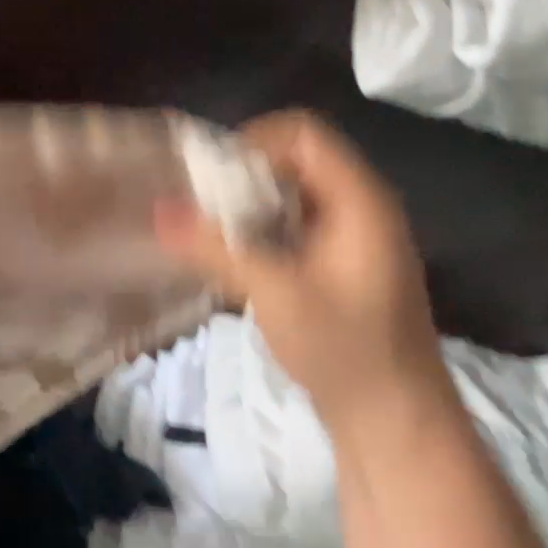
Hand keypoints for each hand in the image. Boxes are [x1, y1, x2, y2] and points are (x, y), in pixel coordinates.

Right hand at [155, 110, 452, 433]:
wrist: (389, 412)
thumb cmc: (344, 348)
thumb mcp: (276, 293)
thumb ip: (217, 247)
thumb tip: (157, 209)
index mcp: (359, 203)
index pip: (303, 135)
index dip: (250, 142)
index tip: (204, 178)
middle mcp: (355, 208)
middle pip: (287, 159)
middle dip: (233, 173)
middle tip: (187, 202)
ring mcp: (342, 236)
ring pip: (280, 193)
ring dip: (234, 203)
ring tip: (190, 226)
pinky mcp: (326, 262)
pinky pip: (280, 223)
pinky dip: (245, 227)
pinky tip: (213, 252)